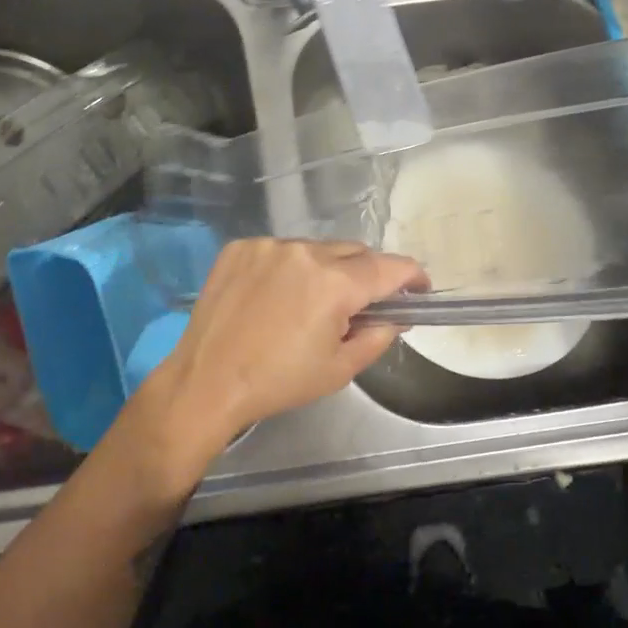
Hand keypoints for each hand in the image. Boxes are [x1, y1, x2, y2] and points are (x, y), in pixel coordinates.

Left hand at [146, 239, 427, 452]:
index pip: (389, 267)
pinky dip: (288, 268)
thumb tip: (394, 317)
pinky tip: (275, 297)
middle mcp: (304, 253)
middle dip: (367, 274)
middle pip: (353, 252)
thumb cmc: (278, 382)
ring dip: (325, 269)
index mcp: (335, 284)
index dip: (411, 275)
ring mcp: (268, 246)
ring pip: (315, 249)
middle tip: (363, 304)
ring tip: (310, 304)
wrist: (207, 380)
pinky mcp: (240, 248)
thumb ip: (376, 336)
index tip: (419, 288)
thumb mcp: (338, 369)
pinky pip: (279, 250)